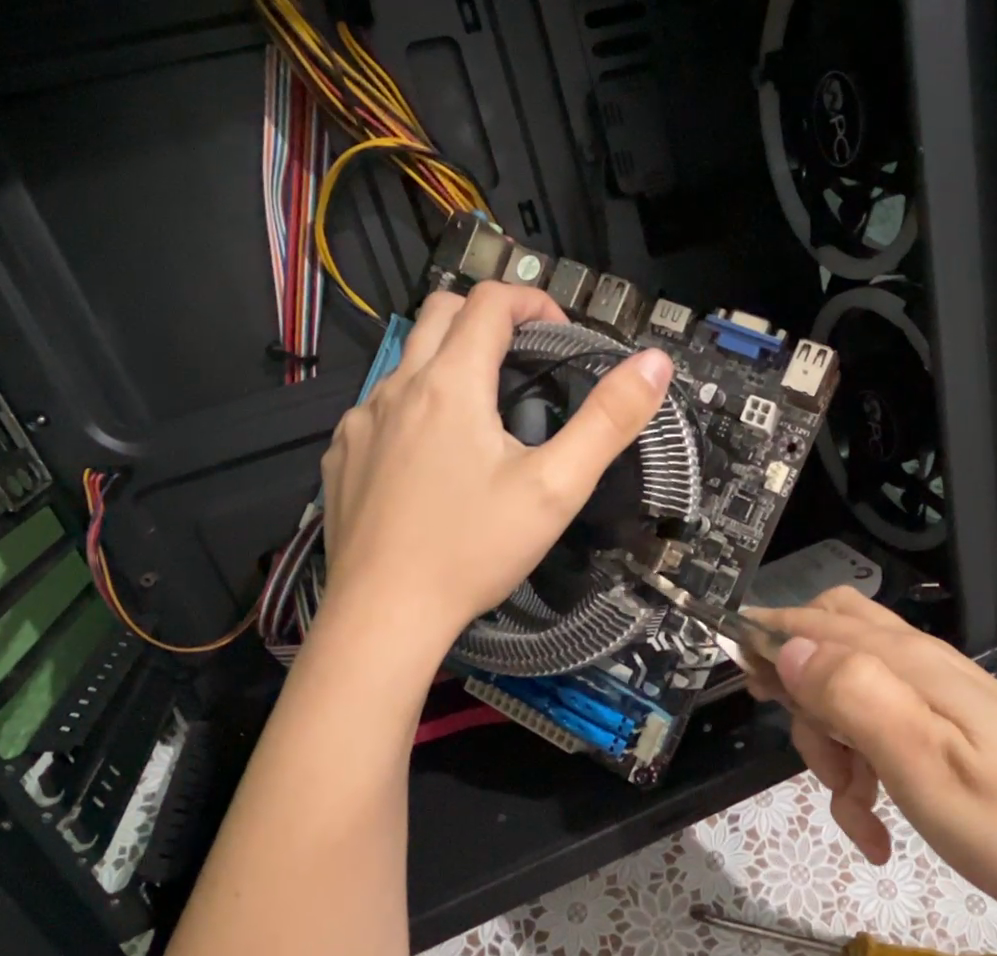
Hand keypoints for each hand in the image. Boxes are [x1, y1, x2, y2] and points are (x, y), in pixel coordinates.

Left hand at [319, 282, 673, 636]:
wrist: (384, 614)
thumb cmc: (474, 550)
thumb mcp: (556, 488)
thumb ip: (608, 421)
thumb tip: (654, 362)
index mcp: (451, 383)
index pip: (489, 300)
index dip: (532, 300)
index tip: (559, 333)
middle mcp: (397, 387)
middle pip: (441, 313)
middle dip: (486, 318)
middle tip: (524, 359)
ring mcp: (361, 421)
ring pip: (407, 361)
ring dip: (449, 363)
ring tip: (483, 415)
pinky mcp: (343, 455)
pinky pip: (379, 407)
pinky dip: (413, 408)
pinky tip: (432, 459)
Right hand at [745, 588, 996, 938]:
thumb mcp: (927, 771)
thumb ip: (856, 700)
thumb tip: (790, 645)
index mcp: (909, 666)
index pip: (815, 620)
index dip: (765, 637)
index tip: (738, 681)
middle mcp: (921, 668)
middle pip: (828, 645)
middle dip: (799, 699)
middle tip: (812, 760)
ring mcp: (939, 701)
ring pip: (852, 696)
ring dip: (834, 751)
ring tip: (858, 814)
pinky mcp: (954, 733)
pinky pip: (885, 733)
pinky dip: (867, 772)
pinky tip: (880, 828)